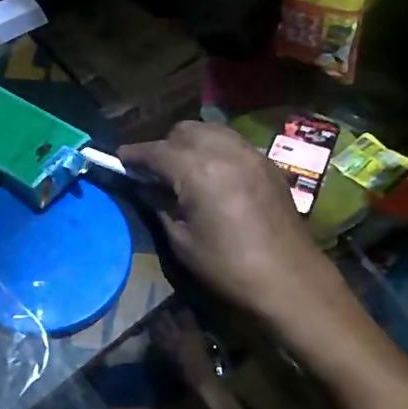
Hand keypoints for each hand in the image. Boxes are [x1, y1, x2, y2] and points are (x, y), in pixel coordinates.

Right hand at [119, 122, 337, 317]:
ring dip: (191, 143)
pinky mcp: (268, 164)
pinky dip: (216, 149)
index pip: (157, 151)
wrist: (288, 278)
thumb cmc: (228, 266)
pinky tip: (214, 175)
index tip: (119, 160)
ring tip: (184, 169)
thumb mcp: (182, 242)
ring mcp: (250, 154)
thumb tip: (146, 188)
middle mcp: (225, 151)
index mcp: (198, 170)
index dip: (134, 155)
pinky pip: (234, 143)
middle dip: (164, 145)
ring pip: (212, 131)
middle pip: (184, 131)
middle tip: (154, 172)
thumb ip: (161, 206)